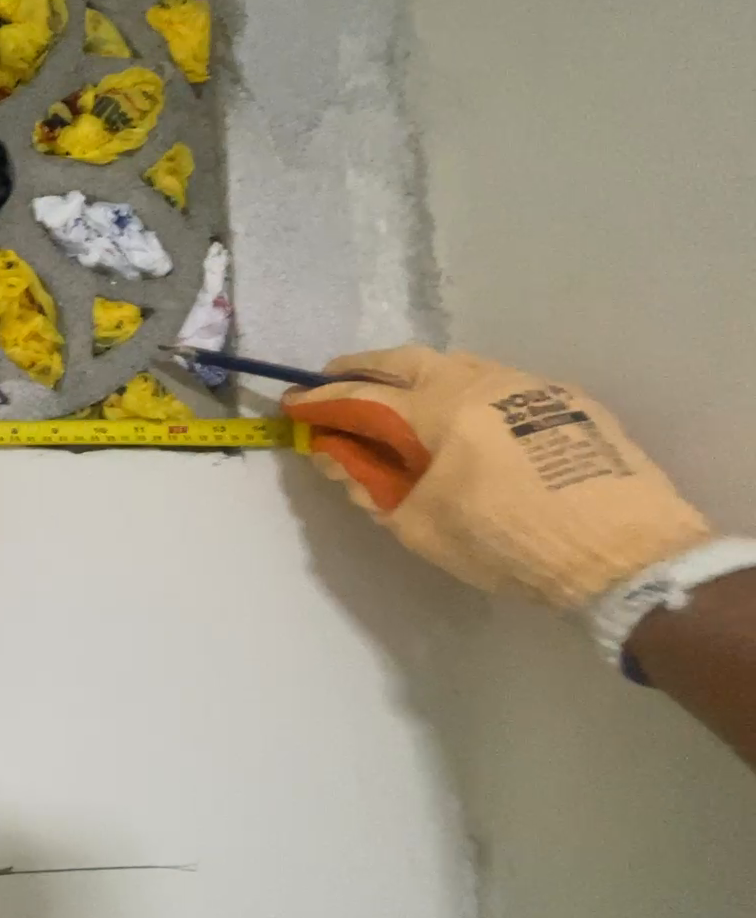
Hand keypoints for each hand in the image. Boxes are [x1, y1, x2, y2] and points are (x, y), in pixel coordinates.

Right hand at [282, 346, 711, 611]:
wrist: (626, 557)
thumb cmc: (503, 542)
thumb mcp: (414, 522)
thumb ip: (364, 481)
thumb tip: (328, 452)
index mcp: (439, 411)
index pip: (359, 396)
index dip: (319, 400)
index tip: (290, 404)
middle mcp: (481, 384)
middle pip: (404, 360)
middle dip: (361, 368)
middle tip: (332, 381)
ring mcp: (528, 388)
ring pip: (454, 364)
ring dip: (413, 375)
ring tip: (391, 398)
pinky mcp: (566, 402)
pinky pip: (496, 382)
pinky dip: (459, 390)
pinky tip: (455, 418)